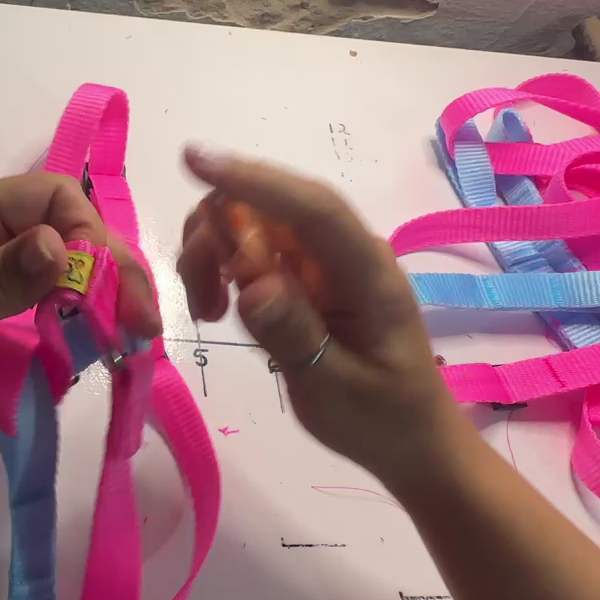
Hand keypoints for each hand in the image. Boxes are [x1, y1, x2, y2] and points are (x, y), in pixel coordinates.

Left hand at [0, 173, 160, 427]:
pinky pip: (26, 298)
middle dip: (105, 270)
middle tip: (143, 326)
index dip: (92, 235)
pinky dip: (59, 317)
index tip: (112, 292)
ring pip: (48, 267)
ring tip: (125, 339)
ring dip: (89, 296)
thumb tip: (69, 246)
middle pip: (59, 231)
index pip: (50, 199)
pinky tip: (81, 344)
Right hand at [177, 147, 468, 483]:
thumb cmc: (380, 416)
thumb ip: (295, 336)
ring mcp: (313, 260)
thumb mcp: (336, 389)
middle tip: (208, 306)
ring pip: (241, 222)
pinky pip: (241, 249)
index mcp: (366, 273)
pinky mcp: (294, 273)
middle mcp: (338, 252)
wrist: (405, 439)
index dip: (253, 180)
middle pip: (261, 206)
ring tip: (210, 313)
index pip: (311, 208)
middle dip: (215, 238)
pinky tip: (217, 310)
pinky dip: (215, 270)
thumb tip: (252, 286)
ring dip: (209, 257)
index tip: (194, 160)